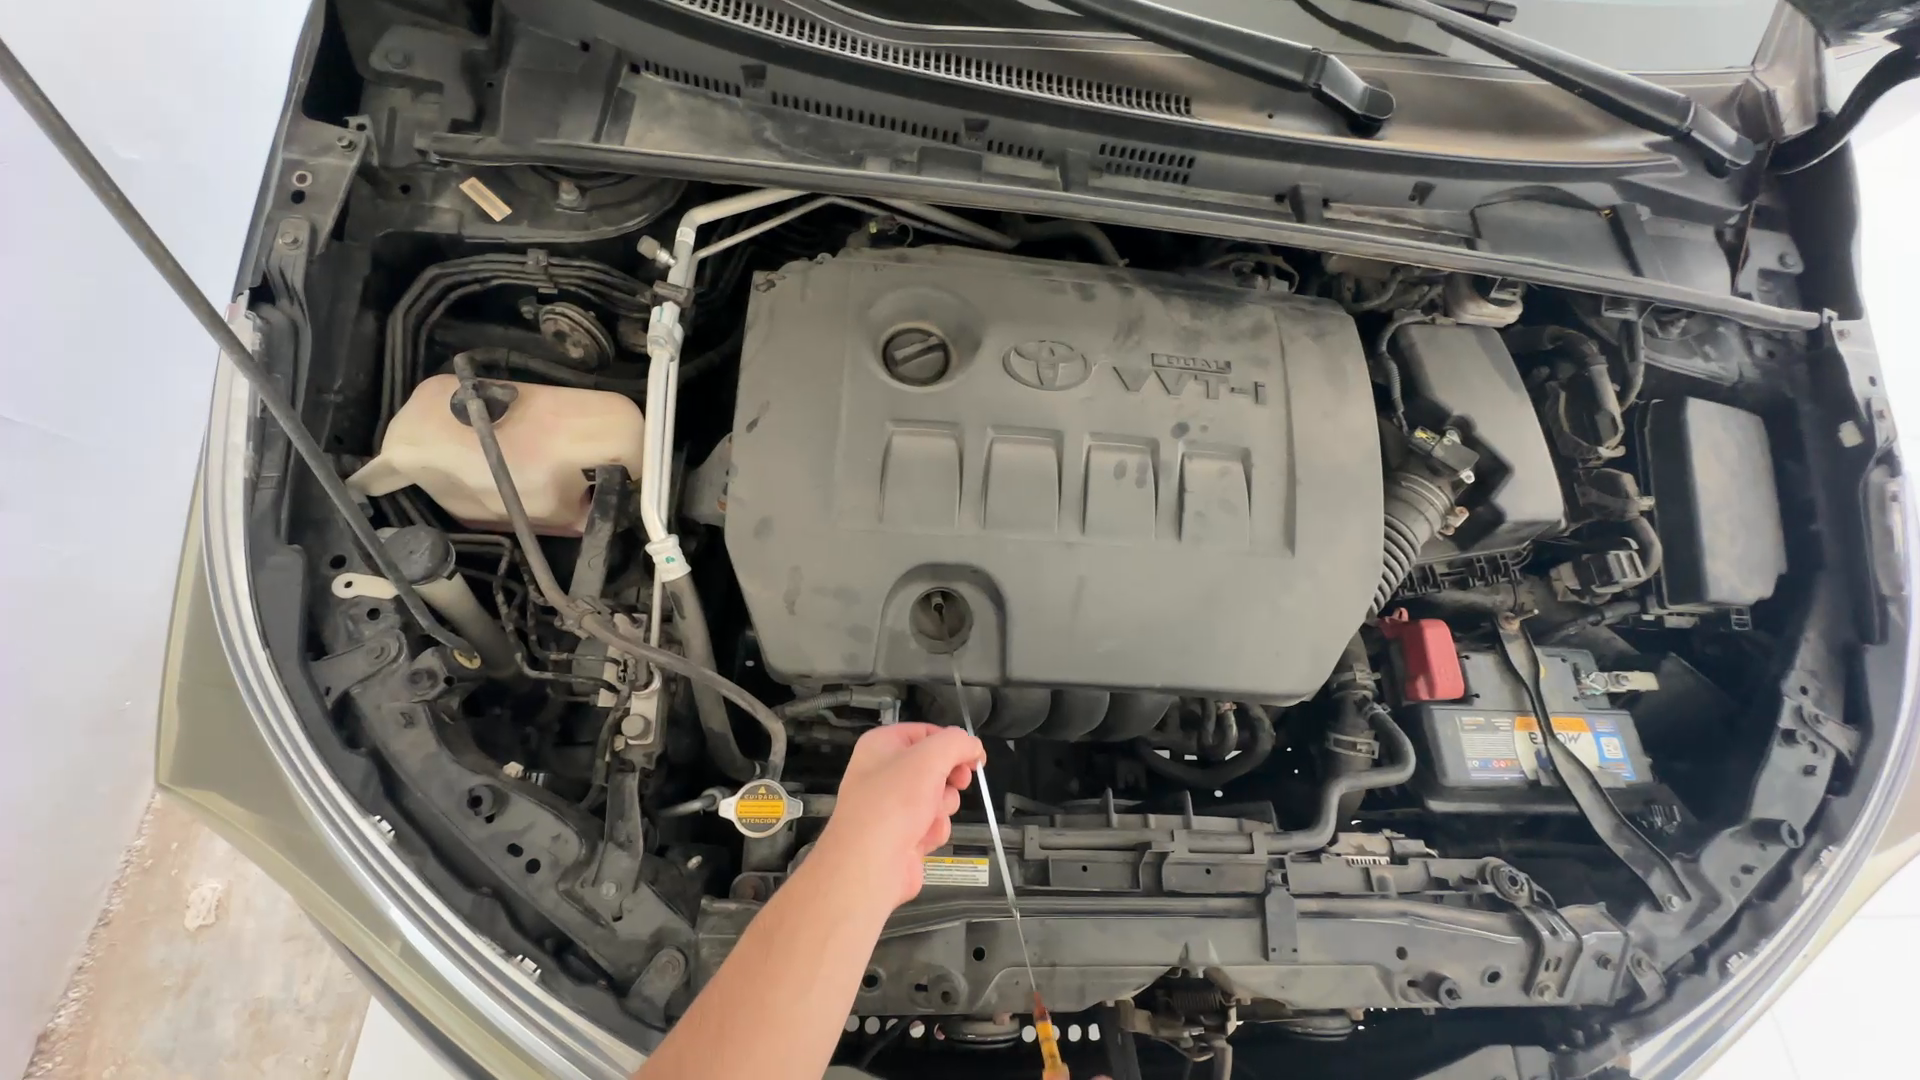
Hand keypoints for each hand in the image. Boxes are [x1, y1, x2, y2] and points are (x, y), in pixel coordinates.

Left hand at [809, 723, 984, 909]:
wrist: (871, 864)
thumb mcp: (930, 757)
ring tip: (928, 816)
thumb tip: (973, 747)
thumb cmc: (894, 802)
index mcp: (882, 745)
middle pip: (936, 766)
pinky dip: (934, 829)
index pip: (925, 732)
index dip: (952, 742)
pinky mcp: (904, 835)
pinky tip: (922, 837)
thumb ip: (957, 743)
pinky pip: (933, 824)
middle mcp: (884, 772)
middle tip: (959, 782)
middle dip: (950, 778)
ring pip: (939, 797)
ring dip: (942, 807)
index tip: (974, 755)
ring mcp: (894, 806)